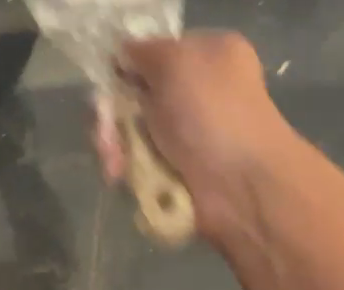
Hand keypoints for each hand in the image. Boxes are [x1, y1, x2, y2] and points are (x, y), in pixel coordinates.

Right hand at [97, 32, 289, 241]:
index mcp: (207, 56)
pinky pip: (138, 164)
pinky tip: (120, 177)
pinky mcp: (175, 171)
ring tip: (114, 165)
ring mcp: (185, 135)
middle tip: (106, 134)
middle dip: (112, 116)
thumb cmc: (211, 113)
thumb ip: (144, 52)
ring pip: (133, 134)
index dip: (127, 68)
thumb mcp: (176, 62)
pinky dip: (126, 170)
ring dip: (114, 147)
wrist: (238, 184)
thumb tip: (122, 51)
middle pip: (137, 97)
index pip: (156, 54)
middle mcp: (197, 92)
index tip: (108, 83)